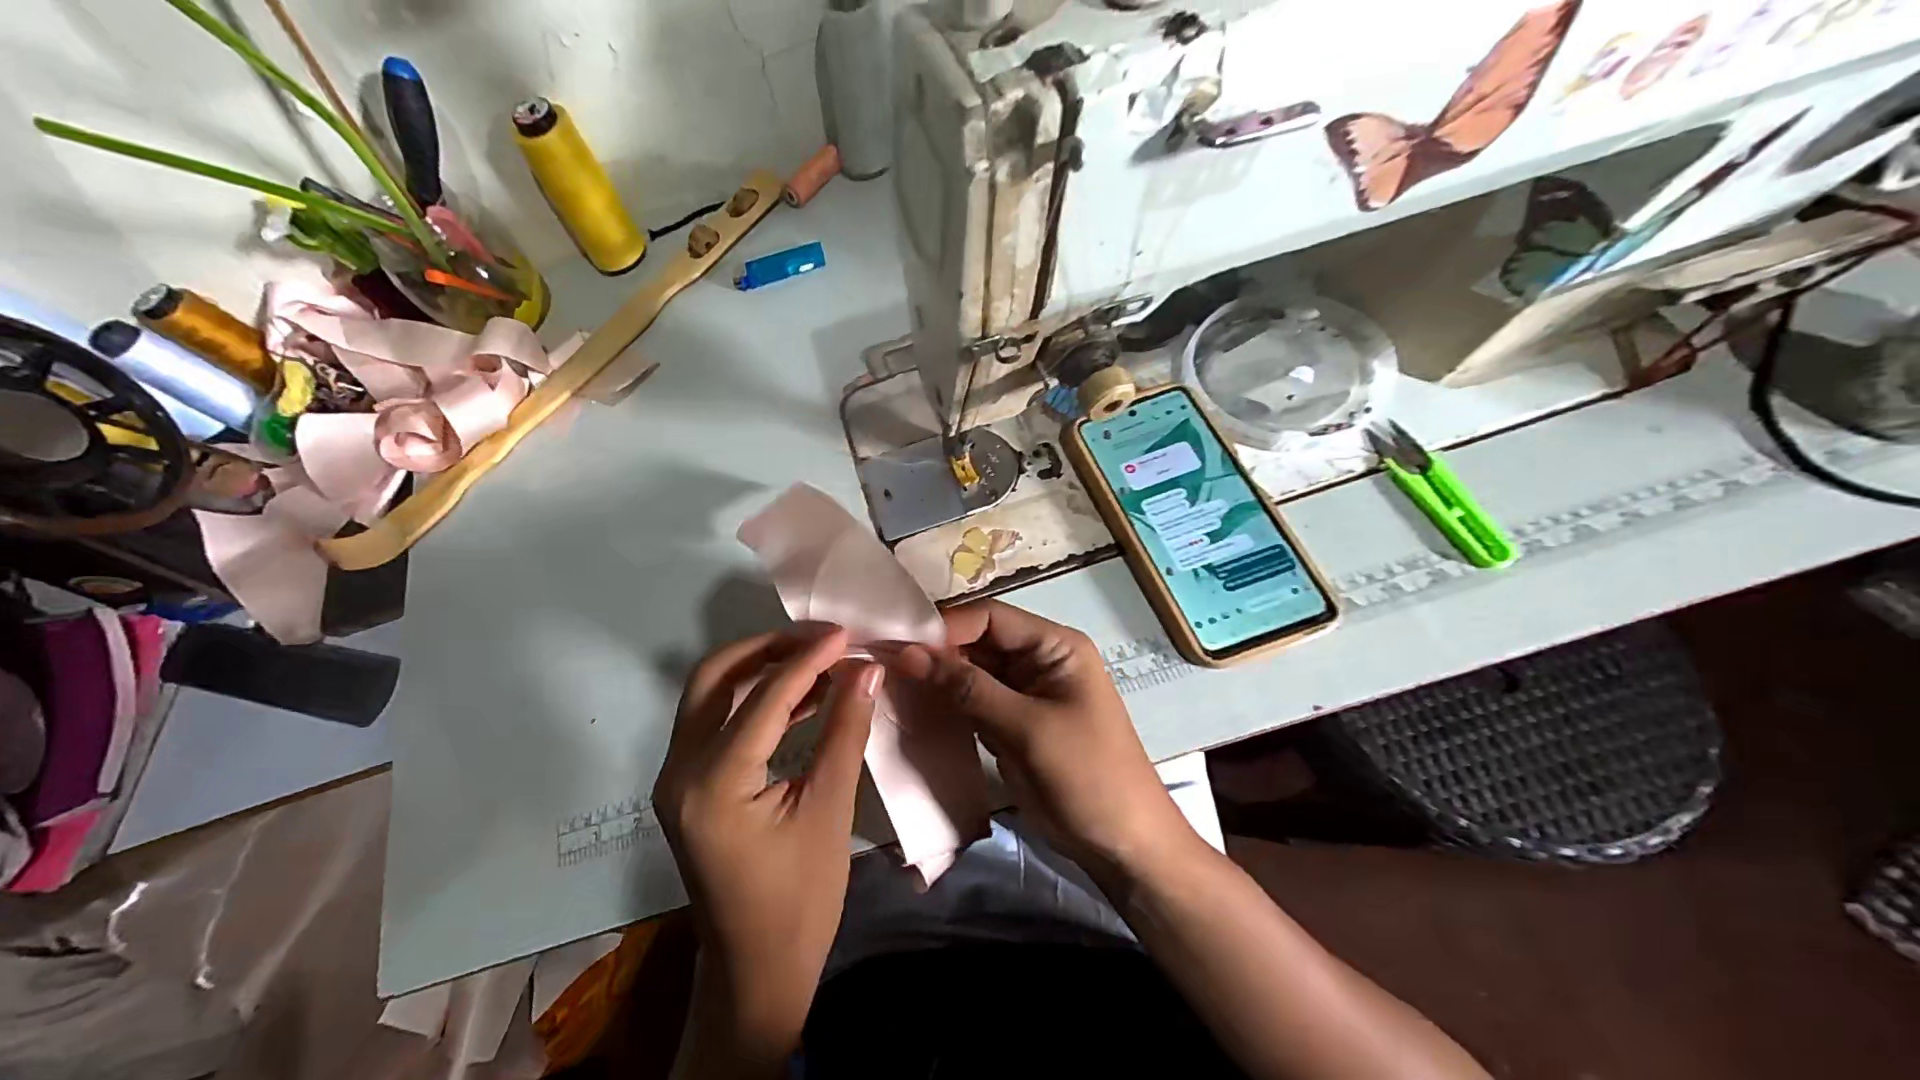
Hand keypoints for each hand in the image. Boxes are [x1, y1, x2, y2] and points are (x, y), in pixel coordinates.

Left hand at [653, 625, 878, 1075]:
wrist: (756, 971)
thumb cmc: (799, 900)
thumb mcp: (828, 811)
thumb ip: (844, 732)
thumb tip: (866, 670)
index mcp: (711, 782)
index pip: (762, 696)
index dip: (809, 659)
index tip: (848, 634)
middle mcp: (679, 770)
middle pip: (715, 677)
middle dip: (770, 648)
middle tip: (824, 638)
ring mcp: (676, 778)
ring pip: (711, 695)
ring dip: (761, 669)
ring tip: (820, 659)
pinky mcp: (688, 786)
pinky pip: (716, 723)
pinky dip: (755, 701)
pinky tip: (802, 697)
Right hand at [885, 600, 1195, 882]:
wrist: (1122, 842)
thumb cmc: (1086, 775)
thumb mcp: (1027, 728)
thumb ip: (968, 688)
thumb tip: (910, 653)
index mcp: (1055, 646)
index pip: (990, 617)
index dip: (945, 627)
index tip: (898, 645)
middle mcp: (1038, 660)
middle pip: (977, 642)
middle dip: (935, 652)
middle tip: (883, 663)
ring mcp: (1024, 692)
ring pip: (971, 671)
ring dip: (936, 678)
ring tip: (890, 683)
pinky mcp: (1012, 722)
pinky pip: (973, 701)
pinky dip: (947, 703)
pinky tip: (913, 707)